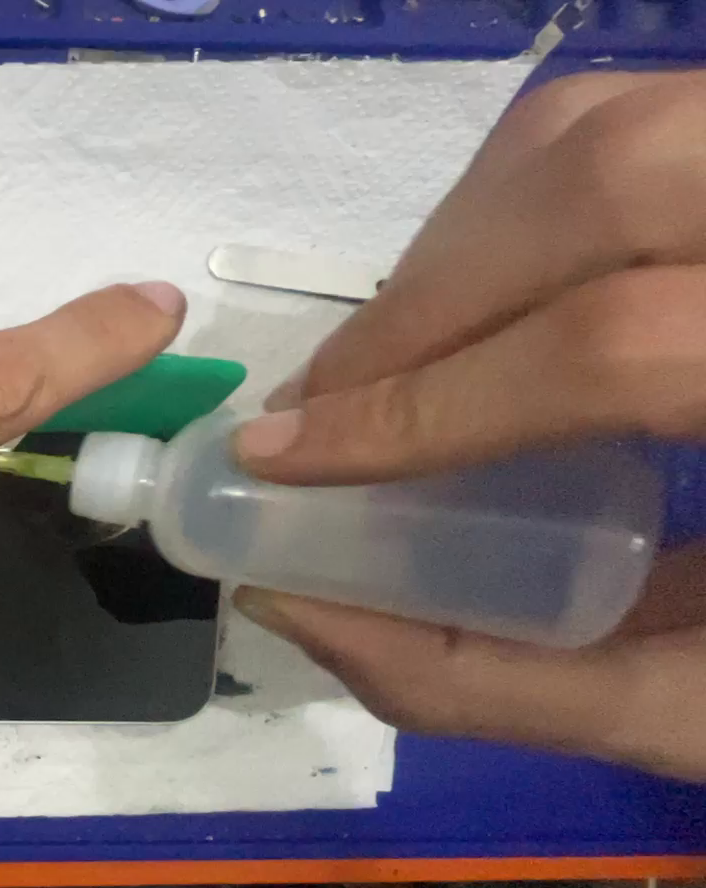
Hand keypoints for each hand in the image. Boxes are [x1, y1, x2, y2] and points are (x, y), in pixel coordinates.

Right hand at [226, 71, 705, 778]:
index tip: (269, 459)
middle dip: (414, 312)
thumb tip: (277, 600)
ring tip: (386, 360)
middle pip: (606, 187)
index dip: (416, 405)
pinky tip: (466, 305)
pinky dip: (489, 211)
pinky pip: (600, 130)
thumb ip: (477, 678)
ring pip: (595, 137)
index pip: (616, 350)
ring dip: (444, 254)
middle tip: (317, 409)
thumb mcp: (682, 710)